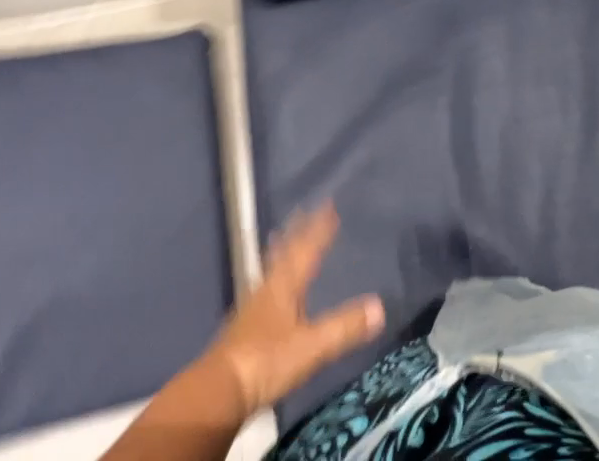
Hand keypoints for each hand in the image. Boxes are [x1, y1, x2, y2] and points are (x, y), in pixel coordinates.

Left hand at [202, 203, 385, 415]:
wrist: (218, 393)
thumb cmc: (266, 362)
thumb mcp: (311, 346)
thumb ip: (344, 327)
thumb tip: (379, 306)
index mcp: (283, 287)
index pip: (305, 250)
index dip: (318, 229)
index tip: (328, 205)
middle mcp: (266, 290)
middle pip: (283, 254)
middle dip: (296, 232)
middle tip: (303, 211)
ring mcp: (253, 309)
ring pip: (271, 270)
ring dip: (281, 251)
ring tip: (283, 238)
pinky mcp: (246, 329)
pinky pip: (266, 289)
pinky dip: (274, 277)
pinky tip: (273, 289)